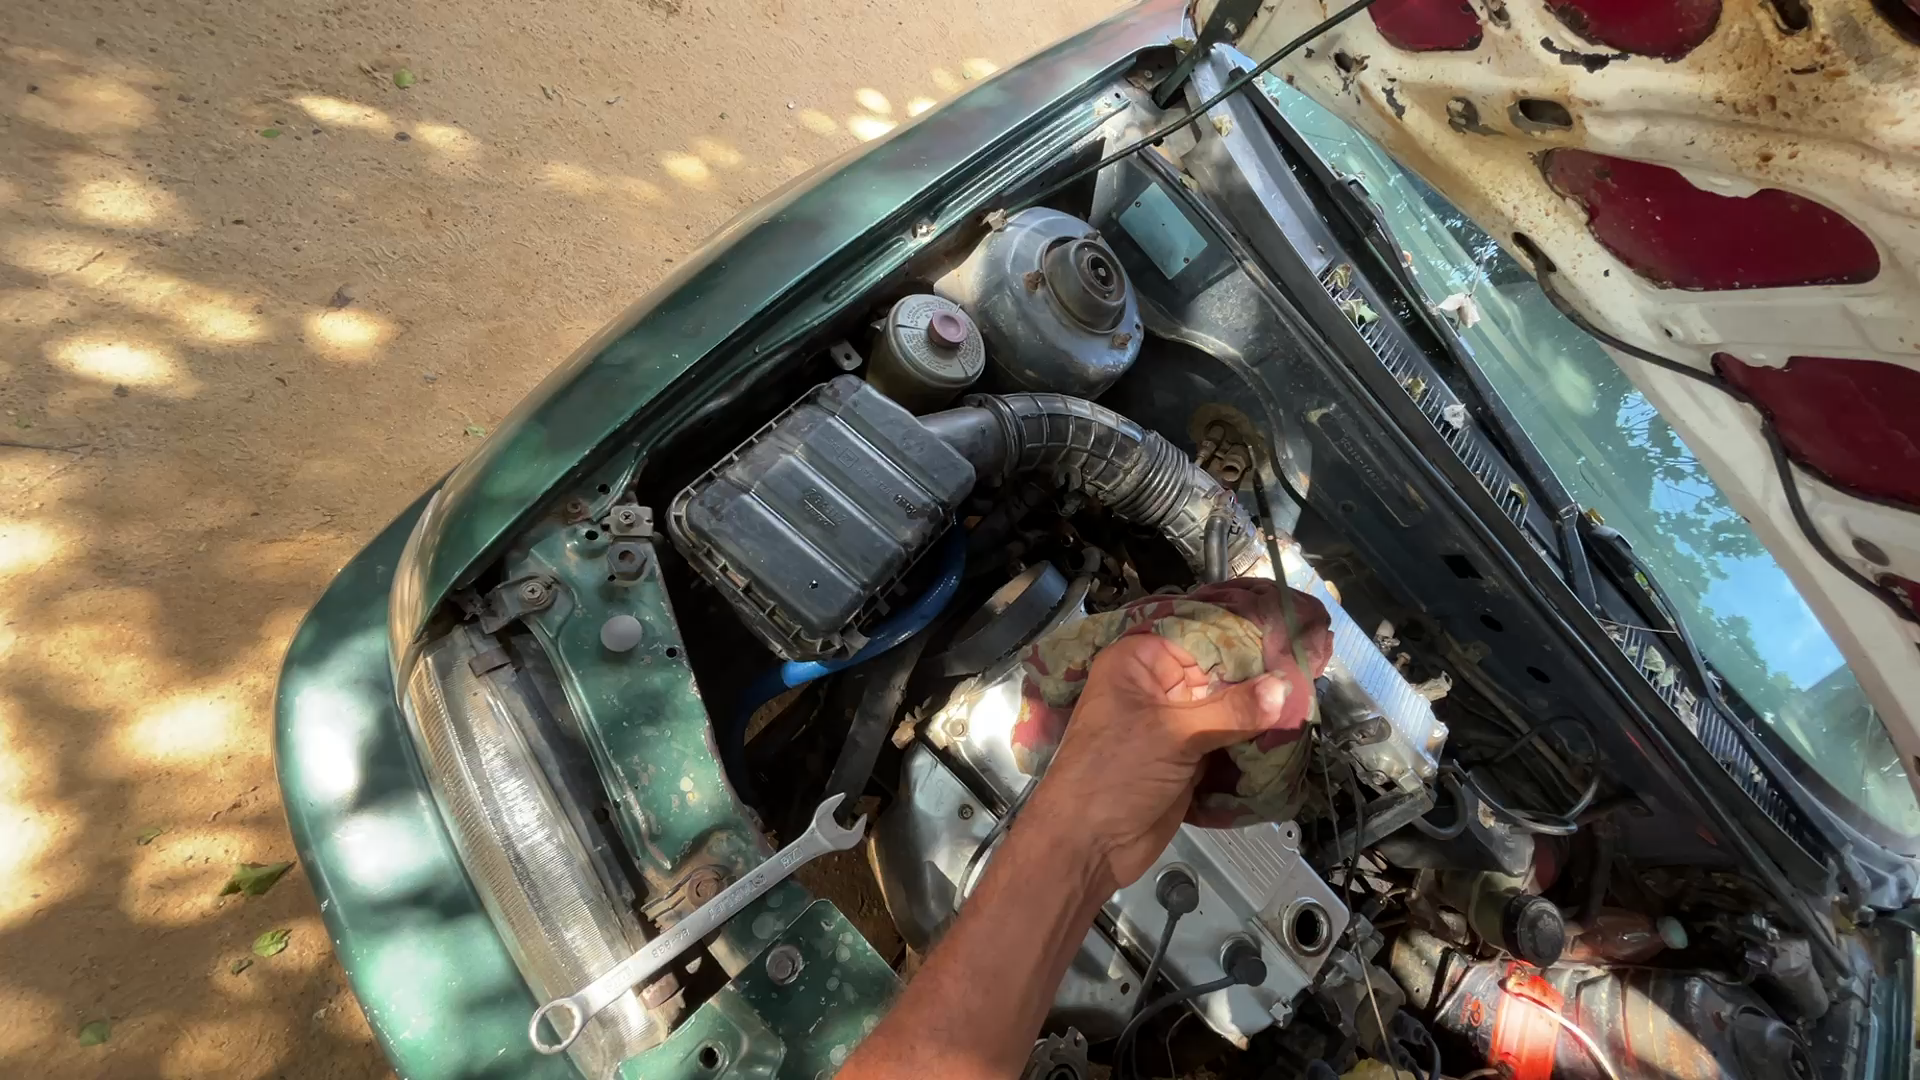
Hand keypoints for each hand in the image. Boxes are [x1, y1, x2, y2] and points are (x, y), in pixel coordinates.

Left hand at [1022, 633, 1290, 894]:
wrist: (1088, 844)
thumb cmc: (1111, 775)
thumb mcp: (1173, 734)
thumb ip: (1232, 711)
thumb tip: (1282, 686)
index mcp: (1136, 663)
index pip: (1198, 637)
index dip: (1241, 640)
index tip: (1288, 641)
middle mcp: (1154, 686)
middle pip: (1216, 673)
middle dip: (1257, 679)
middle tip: (1307, 675)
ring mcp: (1171, 723)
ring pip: (1225, 709)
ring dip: (1258, 714)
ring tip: (1305, 705)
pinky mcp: (1186, 757)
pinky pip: (1226, 740)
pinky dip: (1251, 742)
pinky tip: (1287, 738)